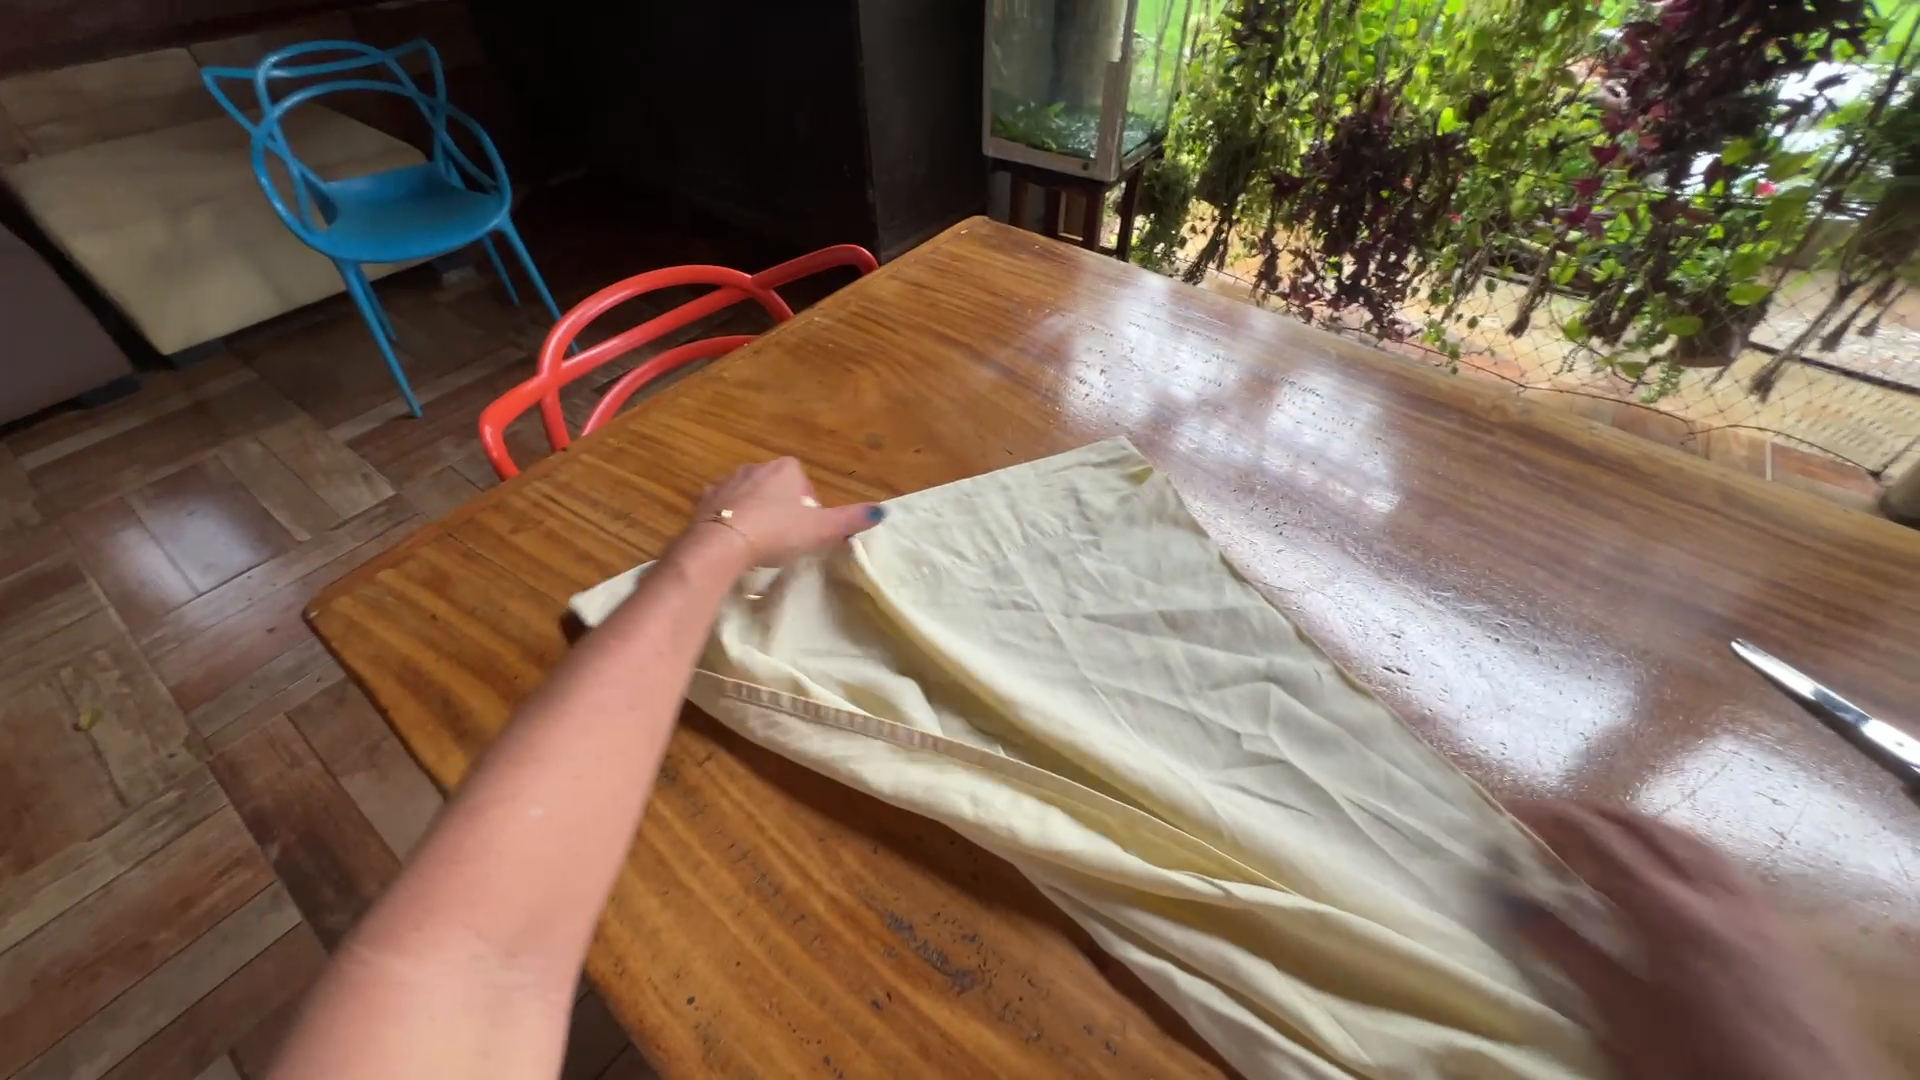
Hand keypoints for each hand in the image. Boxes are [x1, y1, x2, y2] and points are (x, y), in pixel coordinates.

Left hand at [676, 457, 882, 570]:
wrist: (722, 543)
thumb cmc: (777, 532)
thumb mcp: (821, 529)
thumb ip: (851, 519)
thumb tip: (882, 511)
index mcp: (787, 468)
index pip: (805, 484)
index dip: (808, 508)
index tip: (804, 530)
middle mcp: (756, 466)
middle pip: (777, 488)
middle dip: (781, 508)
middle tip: (783, 538)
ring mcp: (728, 481)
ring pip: (749, 495)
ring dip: (755, 512)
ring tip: (758, 541)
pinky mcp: (704, 498)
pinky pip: (723, 506)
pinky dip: (729, 518)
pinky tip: (734, 539)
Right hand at [1507, 800, 1889, 1079]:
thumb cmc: (1701, 1062)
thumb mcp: (1622, 1014)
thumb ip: (1567, 952)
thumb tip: (1512, 904)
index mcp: (1667, 910)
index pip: (1598, 838)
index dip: (1551, 816)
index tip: (1513, 809)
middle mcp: (1713, 896)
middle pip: (1645, 828)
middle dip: (1591, 813)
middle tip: (1550, 817)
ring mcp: (1754, 911)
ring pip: (1690, 840)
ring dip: (1639, 825)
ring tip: (1605, 830)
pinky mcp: (1780, 931)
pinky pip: (1724, 865)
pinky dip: (1682, 847)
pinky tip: (1670, 864)